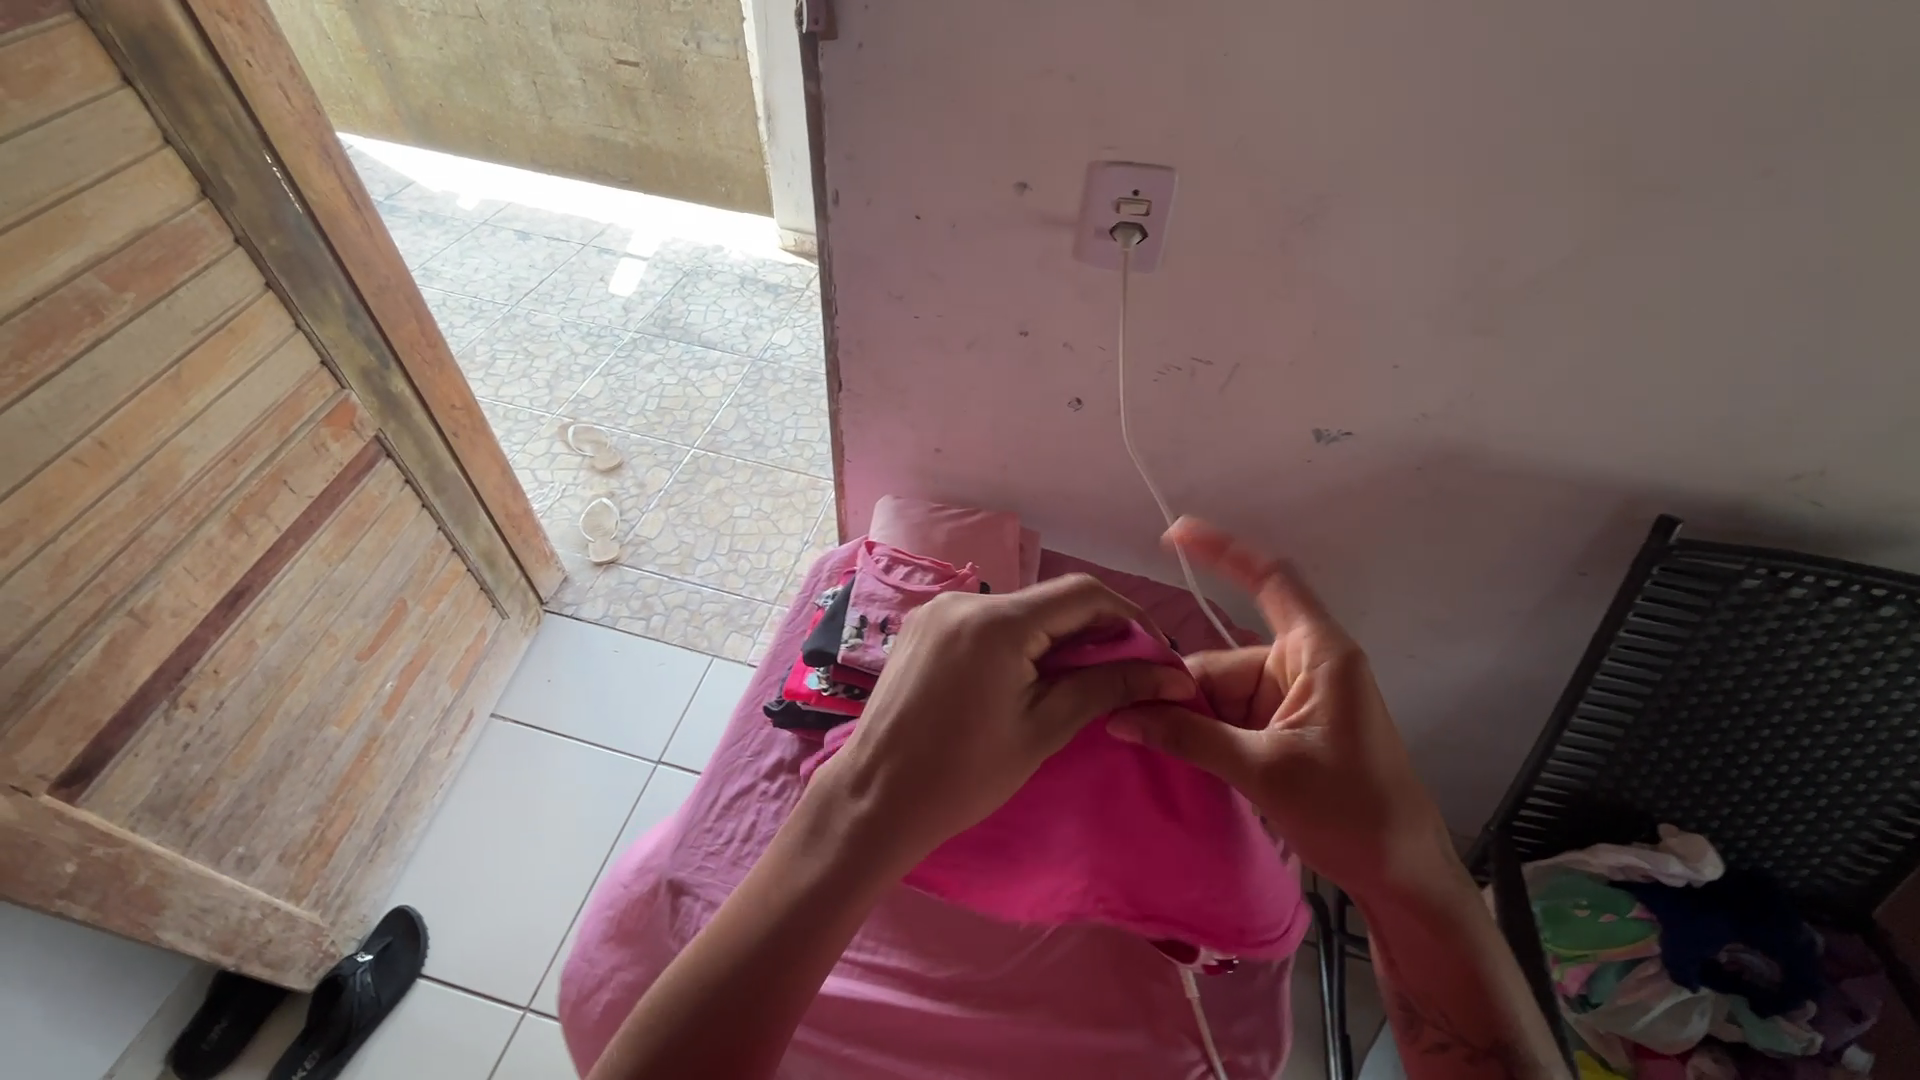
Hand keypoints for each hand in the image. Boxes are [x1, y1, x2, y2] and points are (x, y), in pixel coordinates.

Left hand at [809, 574, 1195, 870]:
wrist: (875, 798)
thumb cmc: (964, 774)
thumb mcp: (1044, 729)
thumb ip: (1107, 687)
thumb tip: (1171, 675)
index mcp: (996, 621)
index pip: (1084, 593)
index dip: (1129, 618)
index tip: (1154, 655)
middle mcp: (965, 599)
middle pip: (1049, 600)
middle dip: (1093, 632)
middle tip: (1122, 675)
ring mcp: (937, 610)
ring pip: (1018, 610)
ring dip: (1055, 637)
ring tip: (1076, 682)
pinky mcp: (922, 627)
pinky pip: (985, 622)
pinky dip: (1017, 641)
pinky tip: (1025, 677)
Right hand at [1107, 519, 1455, 897]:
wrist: (1400, 876)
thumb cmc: (1351, 811)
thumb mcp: (1263, 771)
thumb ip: (1188, 737)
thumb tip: (1118, 717)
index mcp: (1317, 655)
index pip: (1270, 582)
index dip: (1223, 552)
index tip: (1174, 534)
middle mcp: (1302, 667)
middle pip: (1223, 657)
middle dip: (1181, 688)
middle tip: (1130, 717)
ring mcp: (1292, 700)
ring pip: (1220, 692)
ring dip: (1189, 718)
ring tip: (1149, 744)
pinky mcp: (1284, 729)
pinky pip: (1230, 717)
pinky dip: (1203, 732)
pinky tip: (1172, 751)